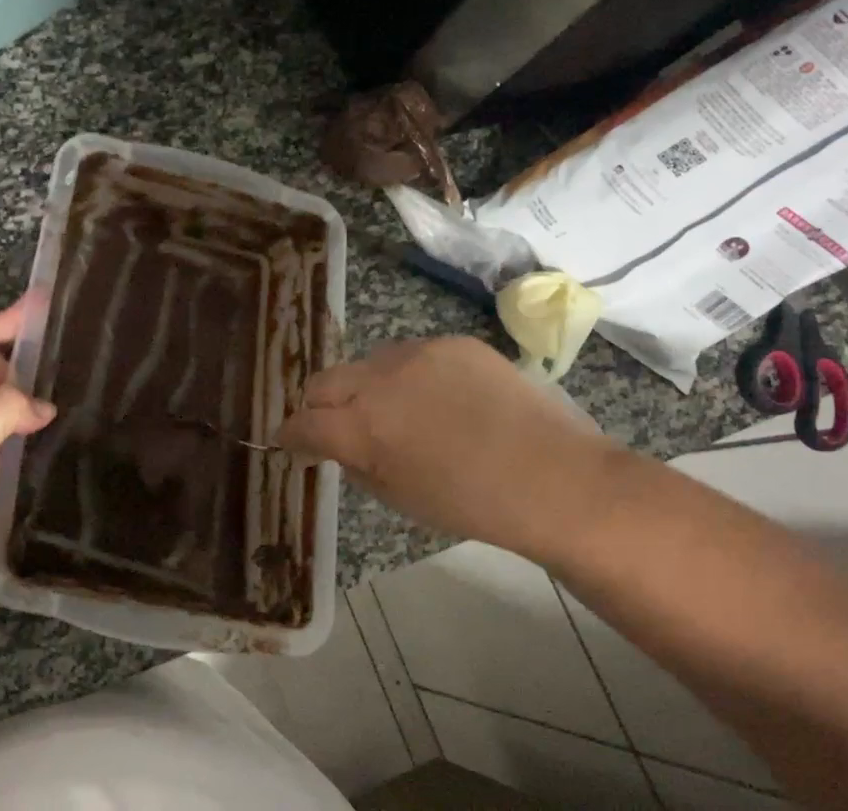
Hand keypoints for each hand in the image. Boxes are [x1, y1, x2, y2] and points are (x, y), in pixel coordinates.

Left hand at [0, 302, 56, 579]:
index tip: (51, 300)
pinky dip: (36, 414)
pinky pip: (15, 425)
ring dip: (36, 381)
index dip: (15, 325)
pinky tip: (63, 416)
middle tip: (75, 333)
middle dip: (28, 347)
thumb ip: (3, 405)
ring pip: (8, 395)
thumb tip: (44, 406)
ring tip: (78, 368)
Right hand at [278, 337, 619, 558]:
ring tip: (397, 414)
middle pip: (322, 382)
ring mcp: (417, 354)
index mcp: (361, 427)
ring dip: (365, 387)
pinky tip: (439, 401)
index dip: (290, 436)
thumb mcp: (396, 496)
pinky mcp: (452, 343)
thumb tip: (332, 442)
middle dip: (321, 407)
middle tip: (341, 429)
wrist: (557, 481)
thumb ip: (352, 462)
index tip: (293, 445)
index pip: (301, 422)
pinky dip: (408, 376)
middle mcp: (378, 380)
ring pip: (365, 364)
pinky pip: (410, 355)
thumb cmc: (470, 504)